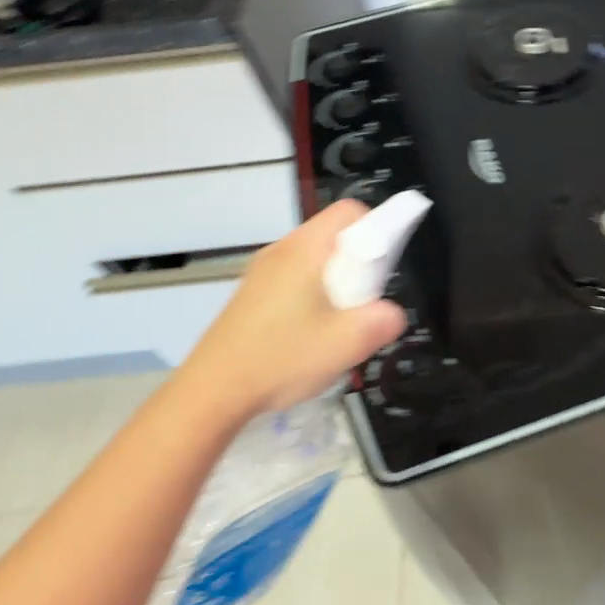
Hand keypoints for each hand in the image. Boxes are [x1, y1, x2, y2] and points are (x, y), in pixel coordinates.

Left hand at [173, 200, 407, 422]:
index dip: (378, 229)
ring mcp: (262, 273)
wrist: (212, 393)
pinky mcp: (252, 296)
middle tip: (362, 306)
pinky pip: (295, 282)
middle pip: (334, 238)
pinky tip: (309, 339)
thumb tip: (391, 314)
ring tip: (336, 328)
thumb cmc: (281, 359)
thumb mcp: (348, 343)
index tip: (383, 269)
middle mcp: (281, 251)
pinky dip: (313, 300)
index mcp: (305, 250)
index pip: (351, 212)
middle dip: (358, 267)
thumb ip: (383, 321)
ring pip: (315, 263)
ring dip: (336, 288)